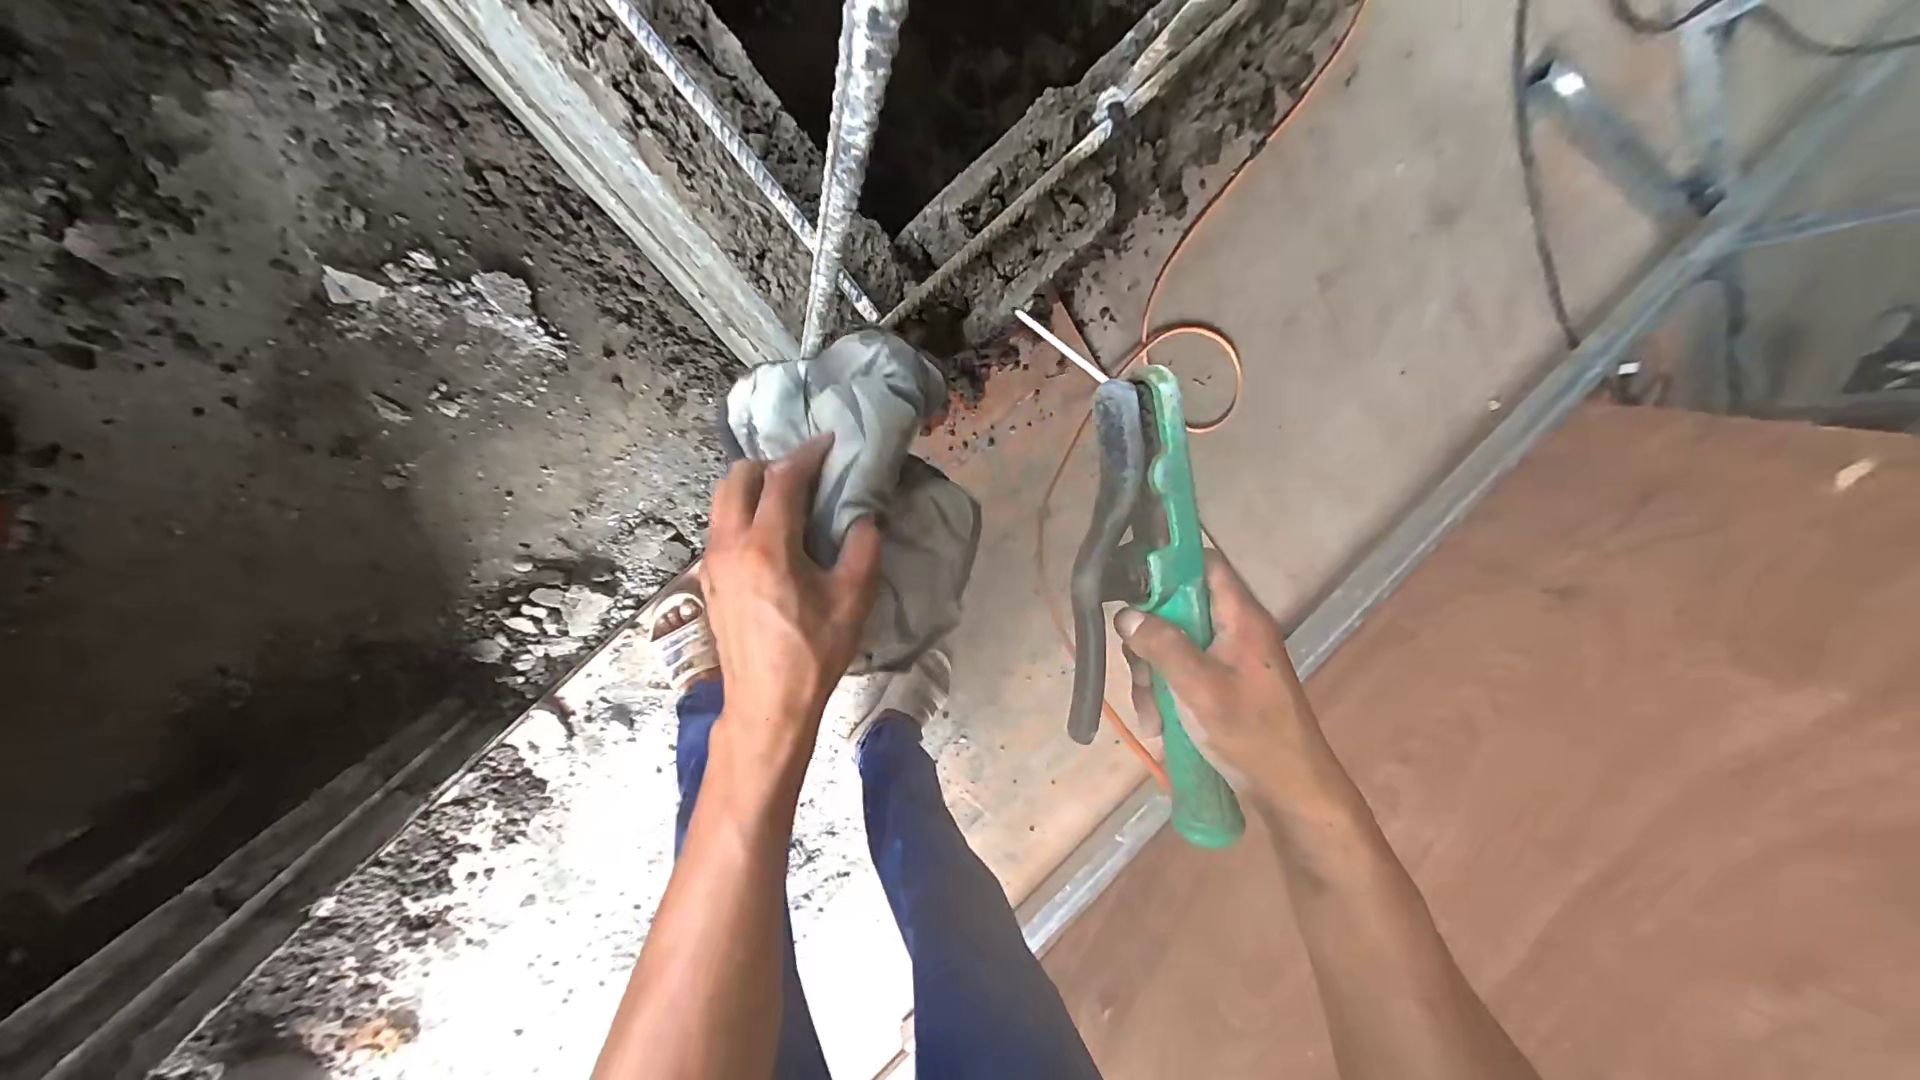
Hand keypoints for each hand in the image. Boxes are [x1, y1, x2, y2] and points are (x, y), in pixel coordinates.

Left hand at [701, 434, 882, 763]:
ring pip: (722, 500)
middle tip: (806, 474)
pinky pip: (720, 526)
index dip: (808, 454)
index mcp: (767, 546)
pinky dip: (742, 513)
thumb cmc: (814, 653)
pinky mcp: (707, 581)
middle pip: (737, 477)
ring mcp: (711, 563)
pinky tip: (771, 536)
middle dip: (771, 464)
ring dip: (753, 488)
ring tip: (789, 500)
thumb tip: (864, 517)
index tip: (828, 443)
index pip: (782, 479)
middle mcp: (729, 545)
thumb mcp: (854, 600)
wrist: (767, 704)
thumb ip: (864, 548)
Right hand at [1114, 550, 1321, 802]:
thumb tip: (1126, 614)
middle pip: (1177, 608)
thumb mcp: (1200, 688)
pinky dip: (1162, 692)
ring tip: (1150, 713)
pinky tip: (1158, 723)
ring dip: (1150, 674)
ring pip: (1171, 642)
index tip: (1131, 579)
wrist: (1290, 792)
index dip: (1169, 562)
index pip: (1205, 564)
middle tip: (1138, 670)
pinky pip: (1178, 671)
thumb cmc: (1252, 734)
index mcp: (1240, 618)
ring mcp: (1225, 658)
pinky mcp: (1218, 683)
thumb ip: (1163, 645)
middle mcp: (1233, 629)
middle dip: (1148, 639)